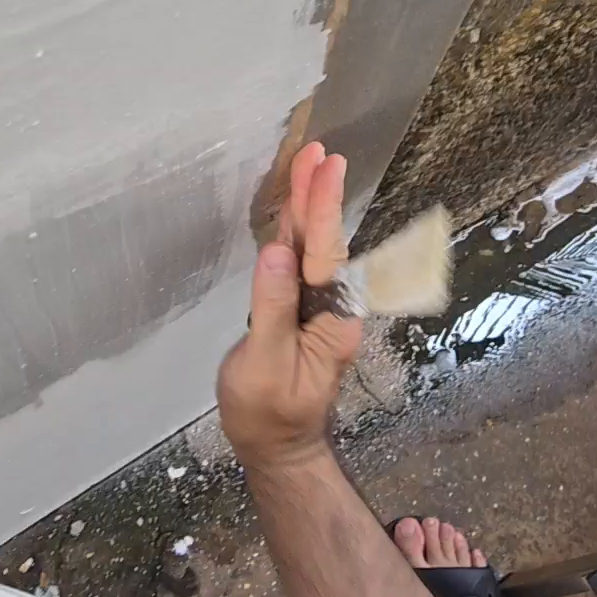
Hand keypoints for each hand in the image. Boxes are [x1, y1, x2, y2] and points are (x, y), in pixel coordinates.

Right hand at [217, 141, 362, 471]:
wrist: (276, 445)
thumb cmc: (267, 413)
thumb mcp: (264, 366)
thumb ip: (271, 309)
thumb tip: (275, 253)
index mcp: (332, 319)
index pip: (325, 253)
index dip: (321, 207)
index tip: (324, 166)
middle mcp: (331, 306)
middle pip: (322, 242)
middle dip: (317, 195)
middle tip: (316, 151)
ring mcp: (316, 306)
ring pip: (310, 248)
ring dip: (306, 205)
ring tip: (305, 165)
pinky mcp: (299, 309)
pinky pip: (296, 262)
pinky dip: (292, 229)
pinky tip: (289, 206)